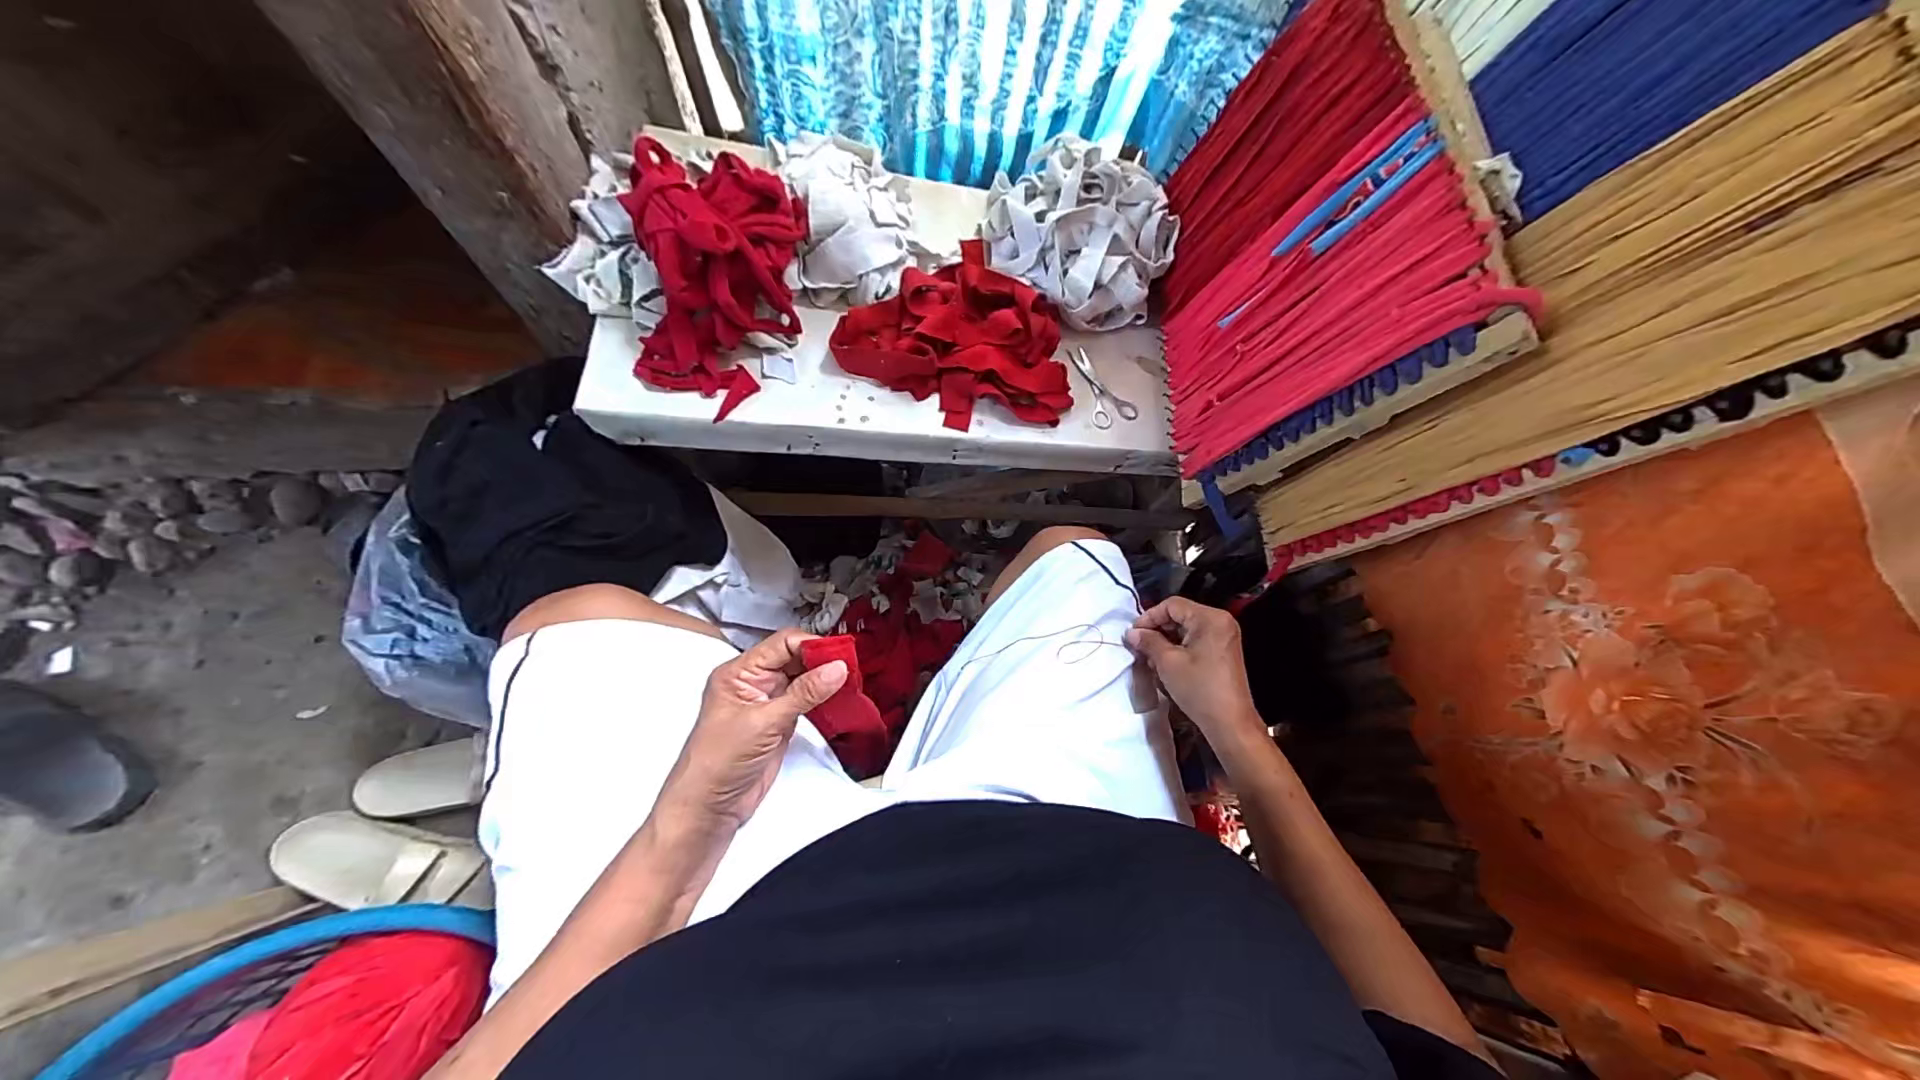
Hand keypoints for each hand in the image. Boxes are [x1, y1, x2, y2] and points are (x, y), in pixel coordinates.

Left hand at [659, 627, 848, 830]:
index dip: (811, 645)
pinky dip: (822, 698)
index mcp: (738, 673)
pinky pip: (805, 700)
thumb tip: (834, 669)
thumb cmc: (715, 765)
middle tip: (848, 666)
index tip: (838, 653)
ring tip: (848, 680)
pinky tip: (837, 697)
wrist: (709, 808)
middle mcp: (752, 684)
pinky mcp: (778, 722)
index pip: (782, 644)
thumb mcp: (764, 722)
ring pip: (802, 678)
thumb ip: (804, 693)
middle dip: (821, 660)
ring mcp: (766, 703)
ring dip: (824, 679)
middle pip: (794, 658)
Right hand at [1126, 598, 1262, 744]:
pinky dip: (1179, 647)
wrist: (1229, 722)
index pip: (1172, 605)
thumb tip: (1132, 633)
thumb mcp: (1167, 663)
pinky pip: (1197, 639)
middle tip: (1139, 646)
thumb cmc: (1199, 689)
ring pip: (1186, 628)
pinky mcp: (1224, 650)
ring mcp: (1225, 636)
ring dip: (1166, 640)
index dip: (1149, 617)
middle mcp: (1221, 622)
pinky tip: (1165, 662)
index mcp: (1210, 618)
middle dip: (1157, 629)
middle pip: (1180, 615)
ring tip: (1150, 657)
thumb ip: (1148, 642)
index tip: (1133, 634)